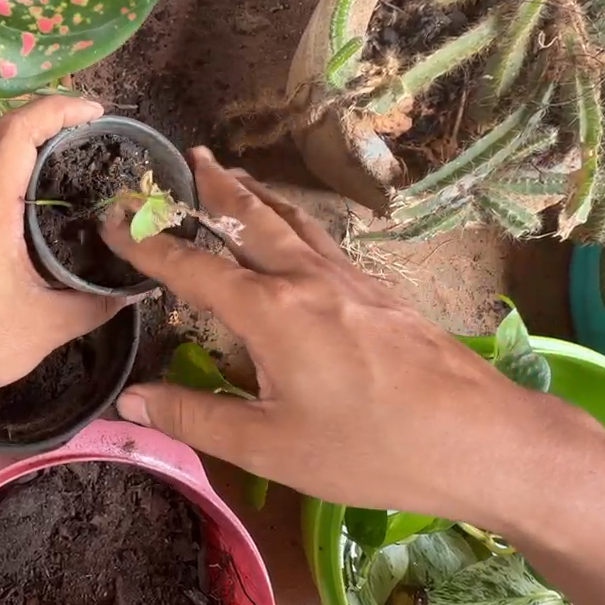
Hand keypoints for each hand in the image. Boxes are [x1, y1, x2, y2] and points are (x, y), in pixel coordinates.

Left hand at [0, 96, 129, 407]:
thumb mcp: (48, 327)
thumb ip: (97, 303)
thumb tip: (138, 289)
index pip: (17, 135)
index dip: (55, 108)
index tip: (94, 111)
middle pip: (7, 137)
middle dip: (53, 118)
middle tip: (99, 128)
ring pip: (0, 161)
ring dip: (39, 145)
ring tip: (86, 153)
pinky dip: (28, 176)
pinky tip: (58, 199)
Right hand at [101, 148, 604, 527]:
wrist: (491, 444)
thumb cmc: (372, 449)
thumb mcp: (269, 446)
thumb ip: (194, 418)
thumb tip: (130, 401)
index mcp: (271, 312)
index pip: (192, 266)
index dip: (147, 244)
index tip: (114, 219)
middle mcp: (307, 280)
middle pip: (251, 217)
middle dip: (214, 186)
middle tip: (191, 155)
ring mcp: (350, 280)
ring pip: (293, 222)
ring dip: (257, 195)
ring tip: (235, 176)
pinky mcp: (381, 292)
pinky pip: (323, 240)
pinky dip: (293, 222)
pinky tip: (298, 235)